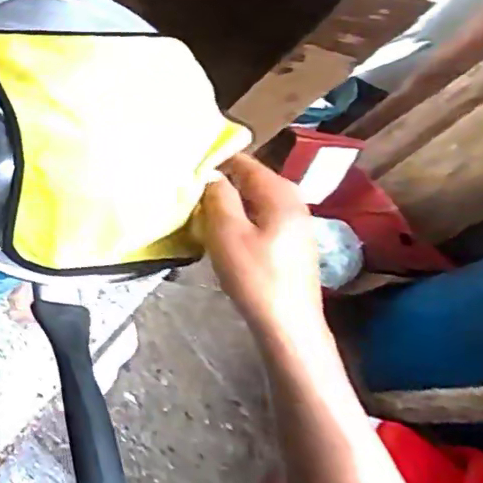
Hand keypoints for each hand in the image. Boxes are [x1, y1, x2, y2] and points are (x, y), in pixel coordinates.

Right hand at [199, 154, 323, 340]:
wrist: (286, 323)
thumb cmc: (254, 274)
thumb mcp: (226, 231)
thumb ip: (218, 196)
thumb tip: (211, 175)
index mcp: (281, 196)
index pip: (246, 163)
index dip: (216, 158)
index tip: (187, 161)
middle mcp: (294, 203)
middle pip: (252, 179)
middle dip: (221, 178)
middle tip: (188, 183)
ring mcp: (295, 224)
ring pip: (255, 199)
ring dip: (228, 198)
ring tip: (198, 203)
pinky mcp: (290, 242)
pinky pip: (259, 215)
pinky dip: (238, 214)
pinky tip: (220, 227)